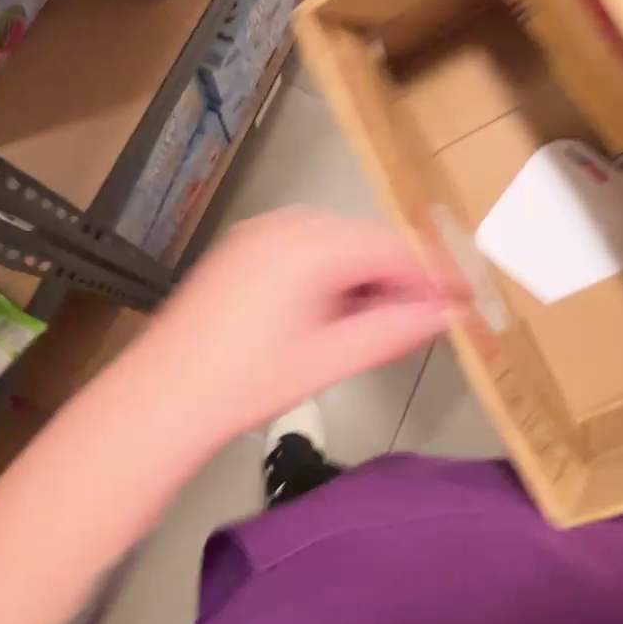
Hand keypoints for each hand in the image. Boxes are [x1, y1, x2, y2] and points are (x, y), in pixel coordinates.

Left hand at [137, 208, 455, 444]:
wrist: (159, 399)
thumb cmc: (246, 384)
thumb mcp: (329, 359)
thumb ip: (394, 330)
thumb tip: (448, 314)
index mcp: (310, 244)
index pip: (391, 247)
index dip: (432, 274)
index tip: (463, 299)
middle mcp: (286, 224)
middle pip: (365, 241)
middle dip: (398, 277)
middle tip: (425, 318)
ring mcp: (261, 232)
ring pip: (337, 243)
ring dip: (366, 277)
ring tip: (381, 322)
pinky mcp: (244, 247)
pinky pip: (307, 248)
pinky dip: (332, 274)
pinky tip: (335, 311)